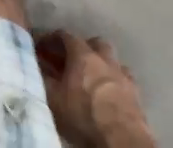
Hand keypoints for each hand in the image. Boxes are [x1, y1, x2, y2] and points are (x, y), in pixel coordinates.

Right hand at [36, 31, 155, 147]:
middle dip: (82, 47)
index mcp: (83, 56)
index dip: (51, 38)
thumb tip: (35, 64)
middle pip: (95, 43)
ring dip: (102, 64)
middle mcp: (106, 61)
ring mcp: (124, 78)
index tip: (40, 47)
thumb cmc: (83, 114)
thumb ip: (42, 76)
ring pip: (113, 61)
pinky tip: (107, 92)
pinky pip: (124, 80)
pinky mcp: (137, 96)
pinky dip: (114, 81)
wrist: (121, 141)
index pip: (65, 35)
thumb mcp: (52, 96)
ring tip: (91, 77)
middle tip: (70, 60)